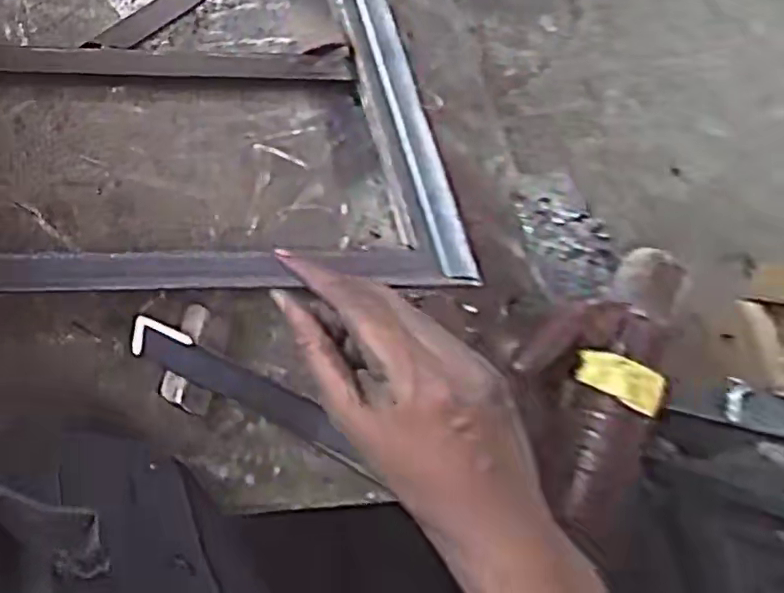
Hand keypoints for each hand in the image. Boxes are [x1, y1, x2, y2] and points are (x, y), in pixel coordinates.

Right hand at [273, 252, 602, 592]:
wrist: (497, 524)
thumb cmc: (413, 477)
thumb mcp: (349, 416)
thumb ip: (316, 351)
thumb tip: (287, 302)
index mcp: (419, 376)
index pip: (359, 304)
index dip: (318, 275)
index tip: (286, 259)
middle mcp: (454, 359)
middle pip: (384, 295)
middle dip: (337, 282)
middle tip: (299, 285)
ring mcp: (476, 360)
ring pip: (404, 305)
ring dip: (361, 301)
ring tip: (330, 322)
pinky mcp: (486, 366)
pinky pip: (425, 324)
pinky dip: (389, 319)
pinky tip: (370, 342)